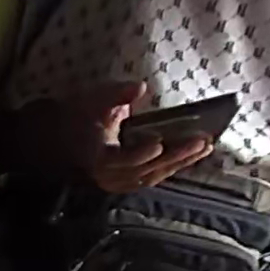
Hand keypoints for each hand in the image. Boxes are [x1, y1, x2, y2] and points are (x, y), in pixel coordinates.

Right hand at [72, 82, 215, 192]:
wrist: (65, 135)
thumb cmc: (83, 115)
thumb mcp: (96, 99)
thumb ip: (117, 94)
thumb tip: (140, 88)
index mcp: (97, 156)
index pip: (120, 160)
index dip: (140, 154)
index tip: (159, 143)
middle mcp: (106, 174)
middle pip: (143, 171)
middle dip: (174, 157)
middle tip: (201, 142)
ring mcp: (115, 181)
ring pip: (150, 178)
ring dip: (178, 164)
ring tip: (204, 148)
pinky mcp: (124, 182)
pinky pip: (149, 179)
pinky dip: (170, 169)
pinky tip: (190, 157)